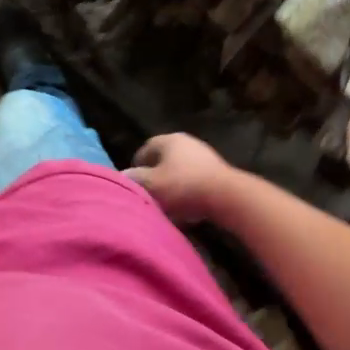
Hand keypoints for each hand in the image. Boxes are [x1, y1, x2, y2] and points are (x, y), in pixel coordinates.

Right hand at [125, 133, 239, 222]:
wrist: (226, 195)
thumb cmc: (183, 187)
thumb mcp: (152, 185)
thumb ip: (135, 179)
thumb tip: (123, 175)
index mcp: (168, 140)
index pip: (145, 150)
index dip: (136, 168)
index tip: (134, 186)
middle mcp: (186, 142)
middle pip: (163, 160)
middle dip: (155, 178)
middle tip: (149, 197)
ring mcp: (203, 155)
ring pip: (179, 171)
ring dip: (172, 187)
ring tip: (167, 207)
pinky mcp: (216, 171)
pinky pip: (194, 180)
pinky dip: (188, 192)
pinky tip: (187, 209)